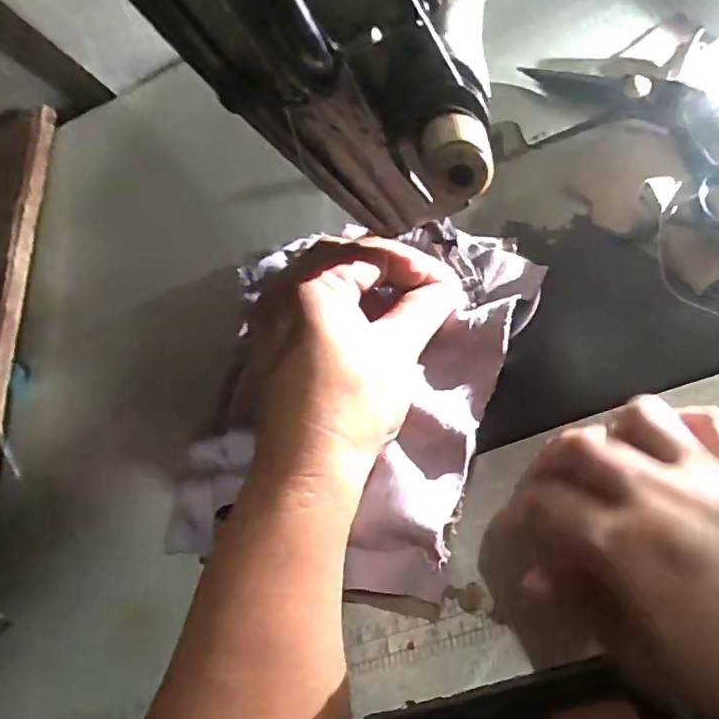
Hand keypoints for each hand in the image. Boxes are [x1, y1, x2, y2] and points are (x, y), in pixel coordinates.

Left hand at [249, 237, 464, 482]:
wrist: (309, 465)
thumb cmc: (355, 404)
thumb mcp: (397, 351)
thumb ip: (422, 309)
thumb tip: (444, 288)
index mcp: (310, 283)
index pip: (370, 253)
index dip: (415, 265)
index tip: (448, 287)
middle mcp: (281, 289)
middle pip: (343, 261)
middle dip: (390, 272)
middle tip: (426, 291)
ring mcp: (270, 318)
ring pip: (326, 285)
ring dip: (368, 290)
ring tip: (403, 308)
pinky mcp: (272, 345)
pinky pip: (311, 309)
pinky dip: (345, 309)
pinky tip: (369, 328)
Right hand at [505, 395, 718, 718]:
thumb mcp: (649, 661)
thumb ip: (588, 608)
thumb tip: (539, 578)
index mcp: (623, 544)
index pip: (544, 508)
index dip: (517, 519)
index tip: (513, 537)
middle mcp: (655, 491)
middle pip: (578, 446)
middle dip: (547, 466)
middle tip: (544, 495)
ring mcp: (705, 471)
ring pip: (637, 414)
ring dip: (607, 434)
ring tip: (604, 466)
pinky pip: (703, 419)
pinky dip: (674, 425)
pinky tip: (669, 451)